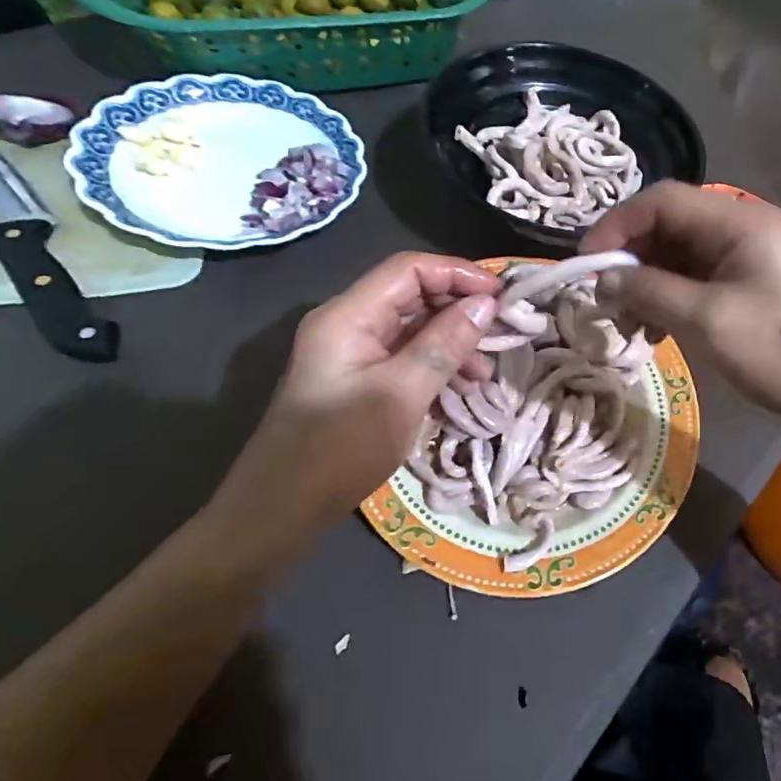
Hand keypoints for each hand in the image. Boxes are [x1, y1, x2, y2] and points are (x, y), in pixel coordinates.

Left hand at [204, 253, 499, 559]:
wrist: (279, 511)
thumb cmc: (339, 449)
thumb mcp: (401, 395)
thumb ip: (445, 344)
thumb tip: (486, 304)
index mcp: (348, 316)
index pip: (409, 269)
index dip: (459, 274)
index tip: (502, 296)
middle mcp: (348, 324)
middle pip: (412, 295)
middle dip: (460, 309)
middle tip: (502, 332)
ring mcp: (352, 353)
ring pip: (413, 327)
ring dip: (452, 341)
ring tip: (485, 372)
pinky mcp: (358, 379)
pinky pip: (405, 355)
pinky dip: (436, 364)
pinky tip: (462, 387)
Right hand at [582, 183, 780, 427]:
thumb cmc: (775, 350)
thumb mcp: (705, 319)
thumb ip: (648, 290)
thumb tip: (602, 278)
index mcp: (738, 221)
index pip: (662, 201)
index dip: (618, 225)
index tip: (586, 263)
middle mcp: (741, 228)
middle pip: (668, 226)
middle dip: (631, 260)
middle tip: (606, 301)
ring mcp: (745, 256)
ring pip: (676, 255)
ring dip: (645, 284)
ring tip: (630, 325)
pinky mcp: (746, 284)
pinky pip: (693, 278)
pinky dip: (667, 298)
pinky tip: (656, 330)